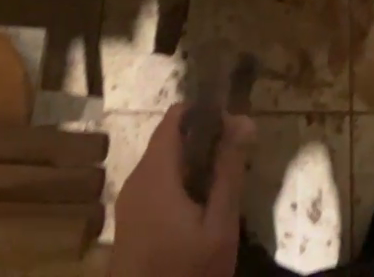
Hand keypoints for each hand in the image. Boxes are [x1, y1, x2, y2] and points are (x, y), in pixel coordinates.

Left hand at [109, 104, 255, 276]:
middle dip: (203, 141)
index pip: (175, 117)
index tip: (234, 127)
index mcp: (154, 172)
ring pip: (163, 163)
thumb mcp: (219, 225)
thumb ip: (229, 172)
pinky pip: (155, 184)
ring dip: (193, 163)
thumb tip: (244, 120)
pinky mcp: (129, 220)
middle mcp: (135, 178)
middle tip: (235, 160)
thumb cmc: (186, 271)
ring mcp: (129, 200)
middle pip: (169, 139)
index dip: (206, 112)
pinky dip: (179, 183)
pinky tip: (200, 207)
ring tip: (222, 184)